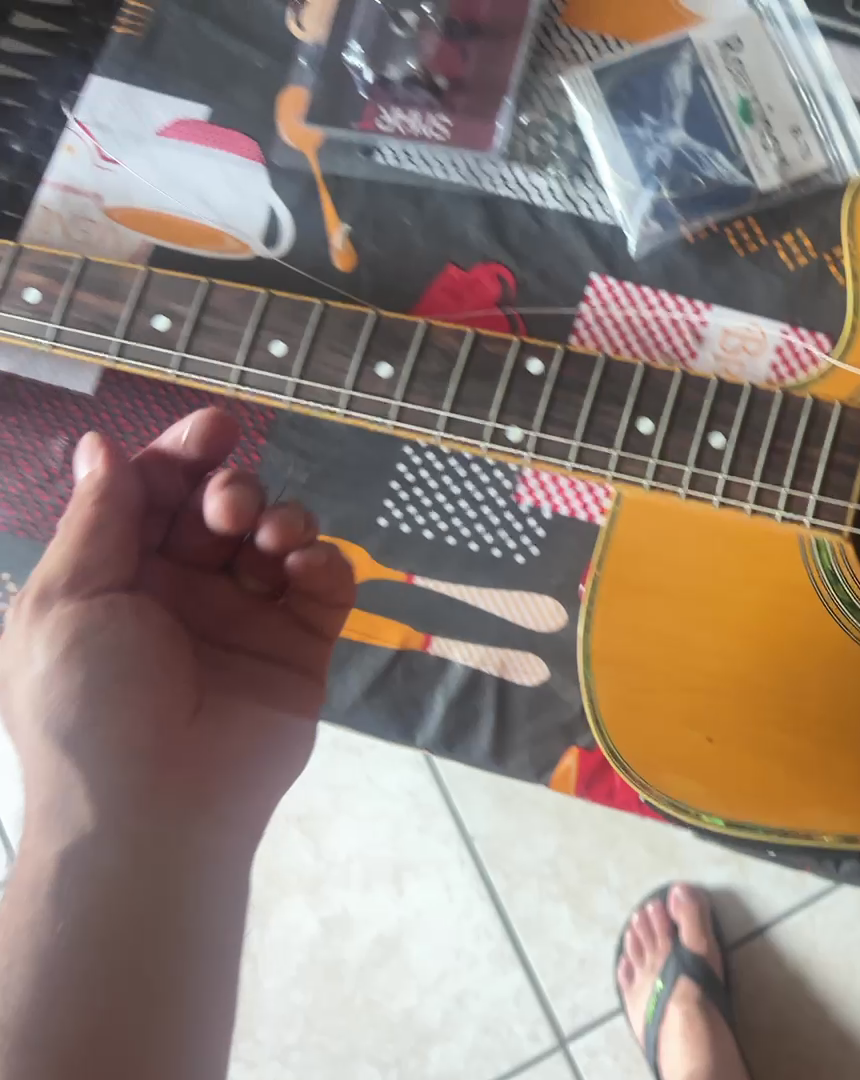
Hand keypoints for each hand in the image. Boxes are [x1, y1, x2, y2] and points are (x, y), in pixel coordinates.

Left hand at [0, 408, 354, 851]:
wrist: (164, 796)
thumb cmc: (90, 701)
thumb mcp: (69, 604)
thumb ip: (100, 524)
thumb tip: (102, 447)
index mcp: (117, 578)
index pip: (153, 499)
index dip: (181, 457)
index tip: (219, 423)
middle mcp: (186, 589)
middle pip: (221, 513)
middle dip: (233, 493)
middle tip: (232, 508)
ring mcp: (251, 614)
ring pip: (281, 541)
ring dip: (284, 523)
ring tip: (275, 539)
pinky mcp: (305, 639)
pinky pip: (326, 585)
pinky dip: (325, 564)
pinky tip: (309, 567)